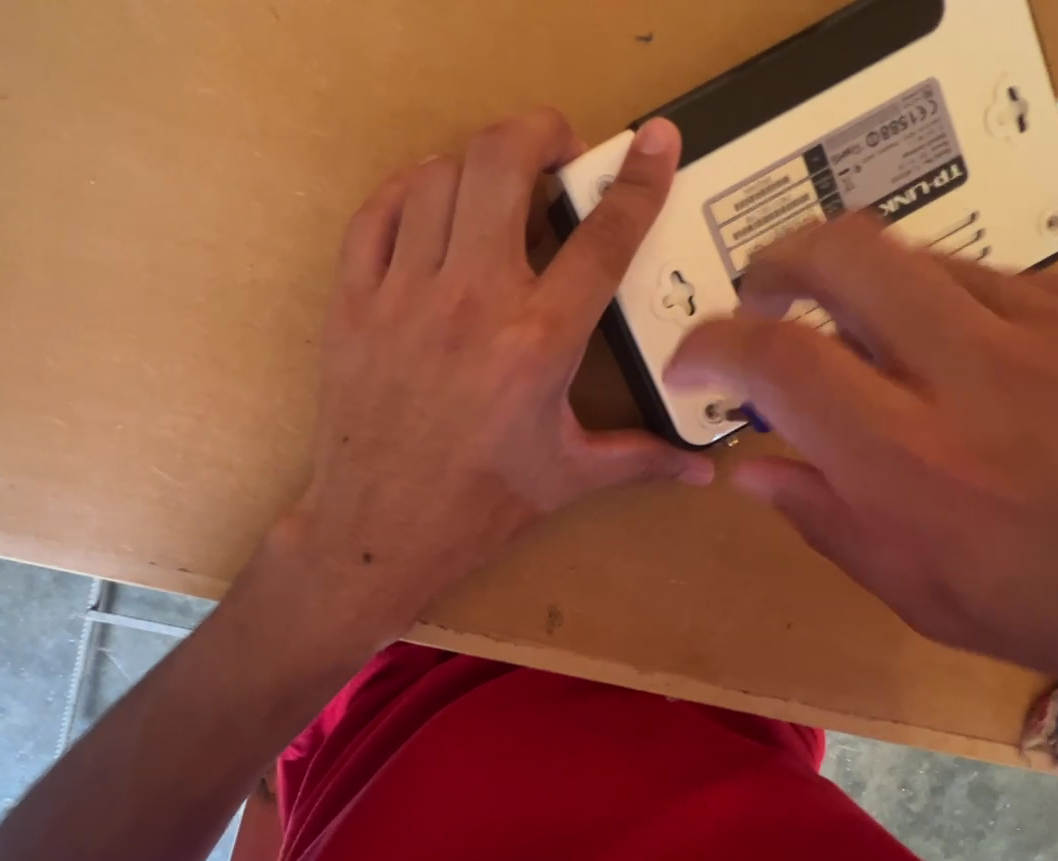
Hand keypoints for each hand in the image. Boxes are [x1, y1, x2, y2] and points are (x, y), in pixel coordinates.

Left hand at [278, 108, 712, 631]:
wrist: (380, 531)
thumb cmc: (478, 506)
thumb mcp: (568, 477)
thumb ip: (641, 459)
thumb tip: (704, 469)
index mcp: (539, 342)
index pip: (603, 237)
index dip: (640, 179)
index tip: (655, 143)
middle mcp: (472, 302)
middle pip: (504, 162)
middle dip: (540, 132)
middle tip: (558, 152)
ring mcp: (404, 296)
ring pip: (438, 177)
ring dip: (475, 165)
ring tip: (494, 189)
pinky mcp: (353, 304)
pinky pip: (374, 213)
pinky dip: (407, 192)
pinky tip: (430, 207)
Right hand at [667, 215, 1057, 780]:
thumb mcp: (930, 597)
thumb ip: (829, 522)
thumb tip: (751, 471)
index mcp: (911, 463)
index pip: (777, 361)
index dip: (711, 346)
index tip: (689, 362)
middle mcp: (970, 372)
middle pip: (845, 255)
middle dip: (777, 262)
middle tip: (759, 294)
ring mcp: (1052, 323)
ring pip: (920, 259)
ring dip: (863, 286)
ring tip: (863, 334)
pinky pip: (1001, 285)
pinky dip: (952, 309)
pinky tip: (973, 361)